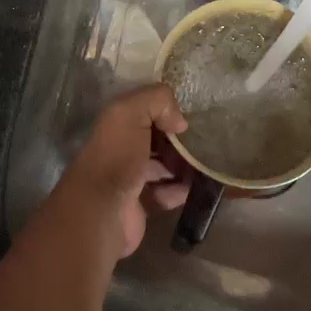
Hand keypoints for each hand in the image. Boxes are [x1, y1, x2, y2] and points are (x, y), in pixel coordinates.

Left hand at [48, 84, 190, 258]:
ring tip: (207, 162)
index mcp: (116, 124)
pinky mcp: (141, 204)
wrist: (102, 210)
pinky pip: (166, 193)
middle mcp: (121, 148)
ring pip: (162, 166)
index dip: (165, 109)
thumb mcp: (130, 113)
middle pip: (156, 139)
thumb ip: (156, 101)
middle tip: (205, 140)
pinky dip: (181, 190)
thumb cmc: (116, 156)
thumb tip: (179, 121)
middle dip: (178, 139)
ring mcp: (130, 178)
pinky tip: (196, 186)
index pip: (143, 109)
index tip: (191, 114)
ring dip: (182, 164)